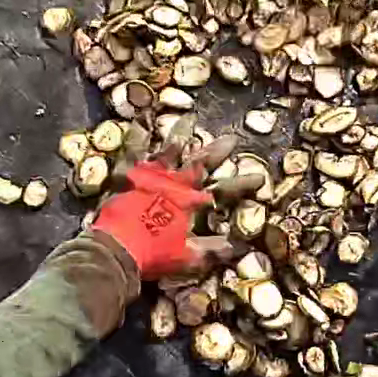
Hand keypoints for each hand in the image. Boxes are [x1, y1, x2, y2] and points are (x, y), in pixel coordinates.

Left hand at [90, 119, 262, 279]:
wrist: (116, 248)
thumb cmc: (153, 254)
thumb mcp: (187, 257)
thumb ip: (211, 250)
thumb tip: (235, 246)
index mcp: (190, 202)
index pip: (224, 191)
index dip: (242, 184)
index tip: (260, 177)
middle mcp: (173, 183)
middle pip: (200, 162)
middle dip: (217, 151)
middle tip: (231, 138)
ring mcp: (150, 175)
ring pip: (169, 149)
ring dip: (180, 134)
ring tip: (188, 119)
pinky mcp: (127, 174)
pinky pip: (133, 149)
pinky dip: (137, 134)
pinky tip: (140, 121)